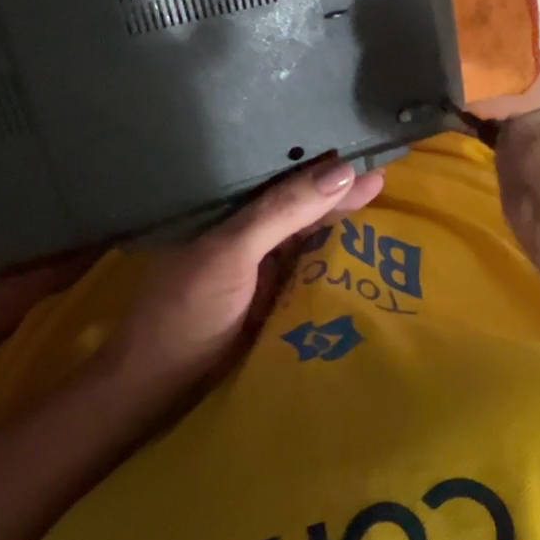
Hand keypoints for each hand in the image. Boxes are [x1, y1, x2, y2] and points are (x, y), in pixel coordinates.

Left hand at [95, 155, 383, 409]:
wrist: (156, 390)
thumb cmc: (186, 312)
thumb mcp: (232, 252)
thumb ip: (283, 210)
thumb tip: (343, 170)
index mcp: (226, 209)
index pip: (281, 175)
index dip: (320, 162)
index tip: (361, 149)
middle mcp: (244, 232)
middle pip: (299, 204)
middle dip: (338, 191)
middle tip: (384, 176)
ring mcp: (258, 267)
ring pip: (308, 236)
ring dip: (341, 225)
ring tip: (384, 208)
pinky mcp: (272, 299)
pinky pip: (311, 270)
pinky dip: (336, 261)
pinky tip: (366, 253)